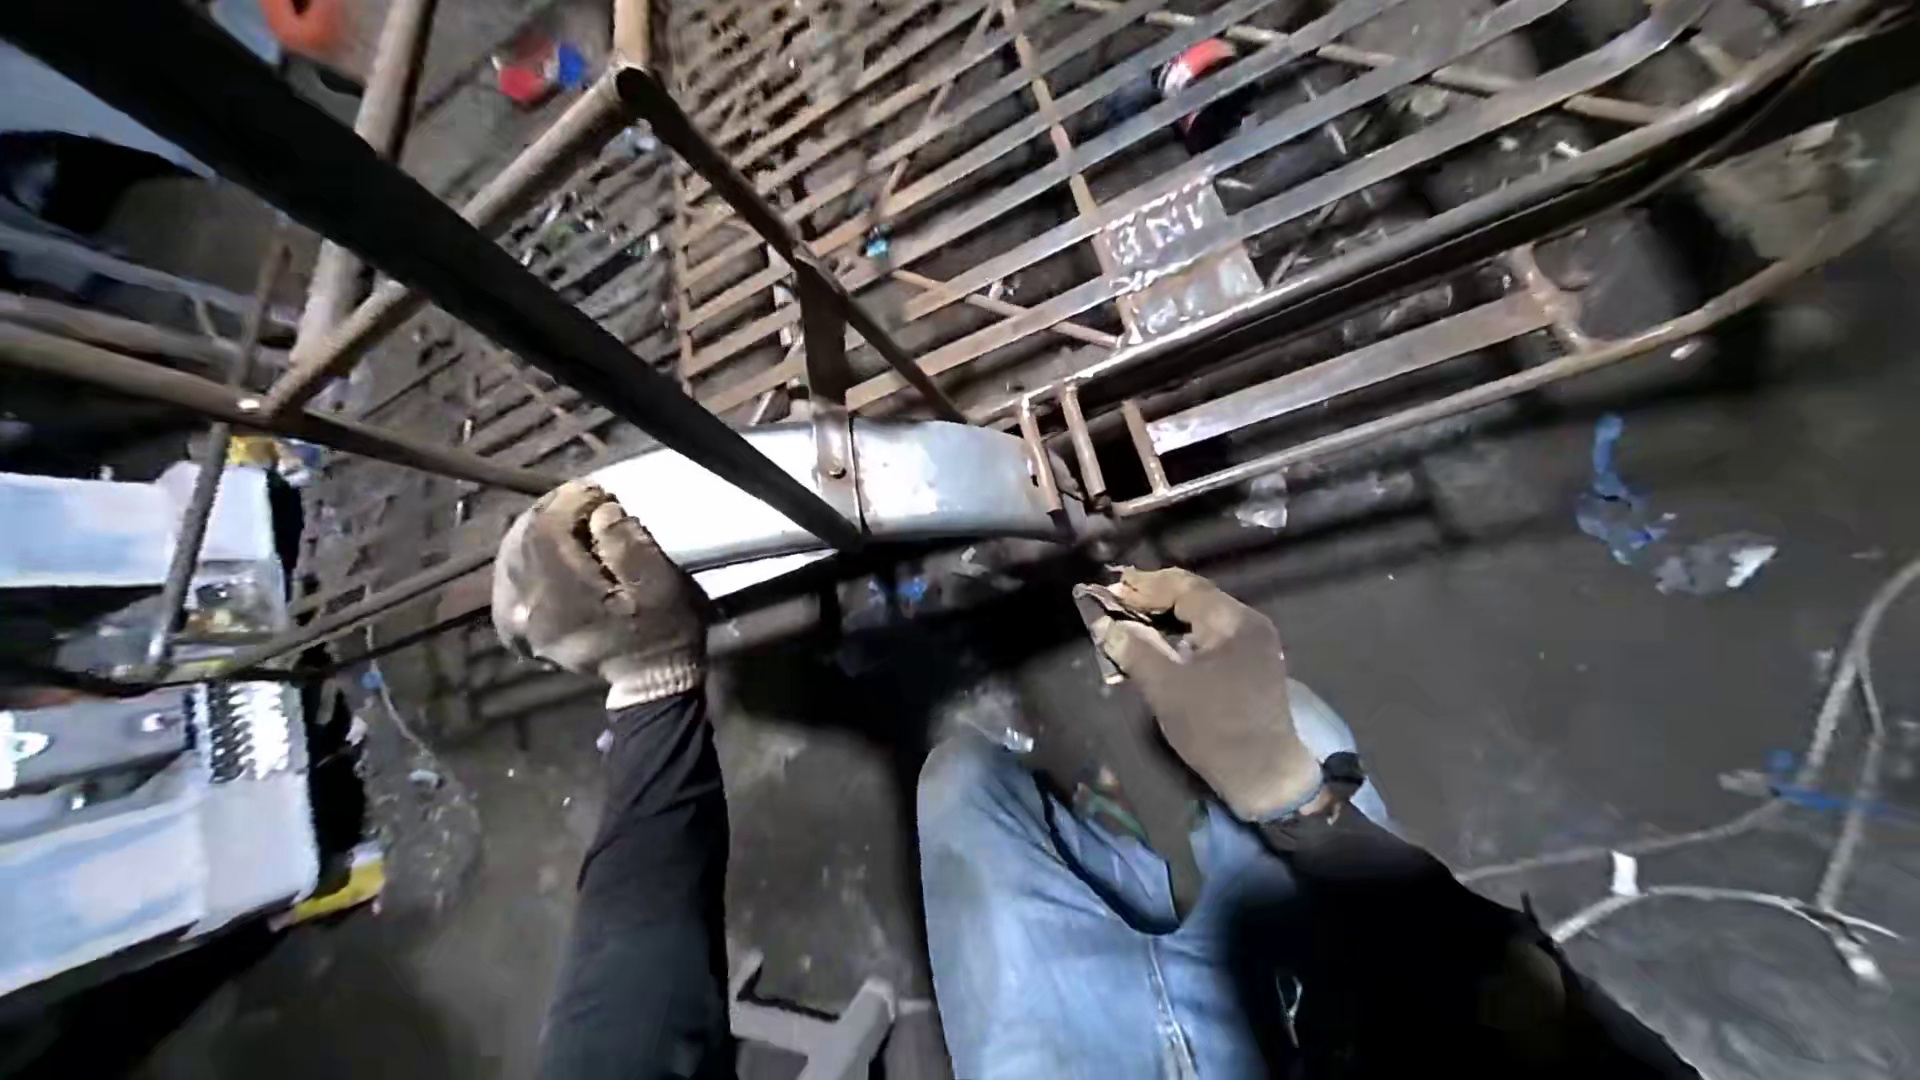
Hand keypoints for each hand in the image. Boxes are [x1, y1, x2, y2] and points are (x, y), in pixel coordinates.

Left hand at [492, 480, 708, 708]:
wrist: (652, 679)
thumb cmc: (665, 630)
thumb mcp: (661, 584)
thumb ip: (629, 544)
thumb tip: (601, 512)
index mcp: (564, 597)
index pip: (547, 532)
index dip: (567, 502)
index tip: (595, 489)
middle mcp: (529, 610)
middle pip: (520, 542)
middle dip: (548, 511)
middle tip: (578, 497)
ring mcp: (519, 624)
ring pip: (508, 561)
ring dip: (532, 531)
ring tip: (562, 517)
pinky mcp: (521, 632)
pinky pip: (506, 585)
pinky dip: (520, 560)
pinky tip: (539, 552)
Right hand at [1091, 566, 1323, 820]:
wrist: (1264, 777)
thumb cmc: (1215, 727)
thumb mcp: (1166, 687)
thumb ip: (1133, 648)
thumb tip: (1102, 622)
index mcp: (1234, 621)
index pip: (1183, 586)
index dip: (1142, 587)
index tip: (1108, 591)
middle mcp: (1246, 623)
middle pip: (1192, 596)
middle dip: (1151, 596)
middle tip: (1114, 600)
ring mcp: (1250, 643)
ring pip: (1198, 615)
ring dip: (1162, 614)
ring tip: (1127, 617)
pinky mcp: (1245, 663)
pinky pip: (1205, 635)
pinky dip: (1177, 633)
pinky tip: (1154, 640)